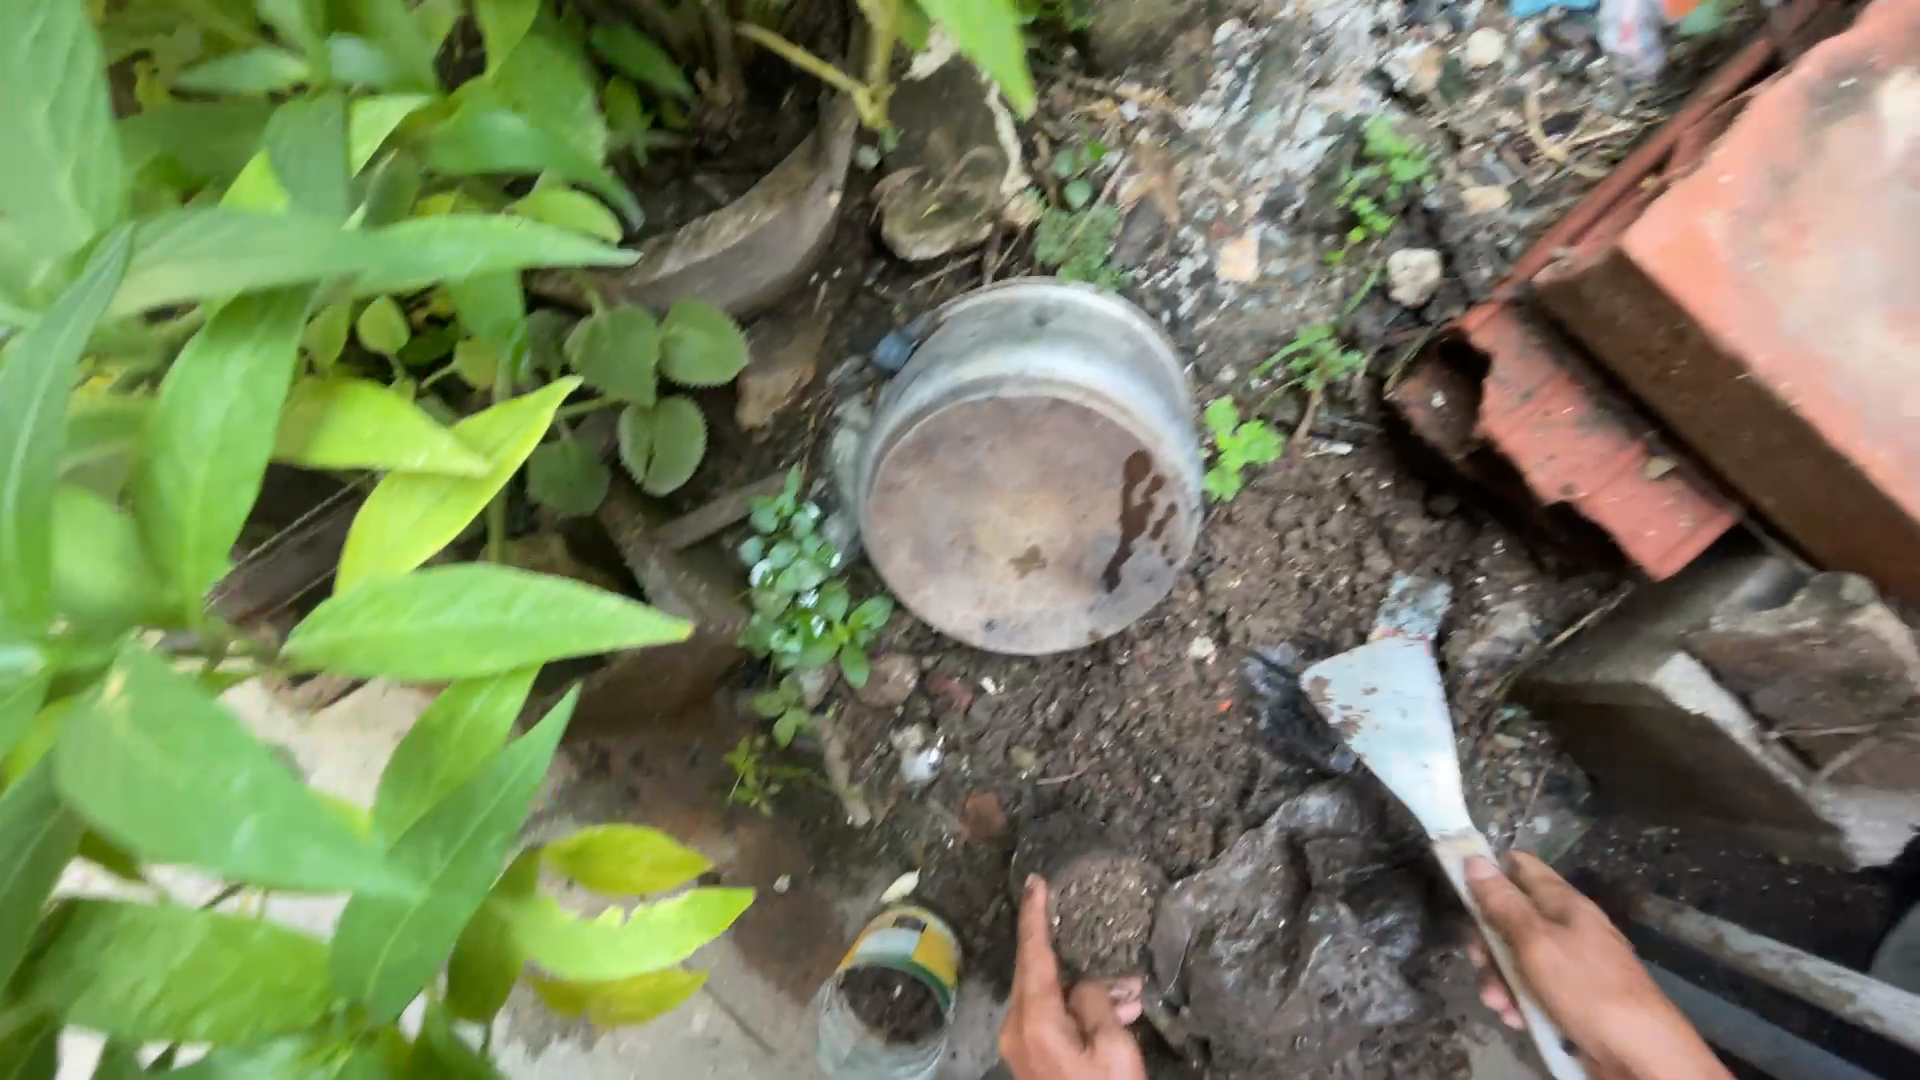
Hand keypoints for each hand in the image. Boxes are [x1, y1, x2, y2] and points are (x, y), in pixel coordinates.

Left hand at [998, 876, 1147, 1079]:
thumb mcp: (1114, 1051)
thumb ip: (1094, 1002)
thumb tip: (1083, 985)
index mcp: (1034, 1021)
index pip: (1032, 953)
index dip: (1034, 914)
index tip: (1034, 881)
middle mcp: (1017, 1027)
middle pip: (1039, 971)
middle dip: (1072, 953)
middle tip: (1098, 935)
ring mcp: (1021, 1045)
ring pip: (1051, 994)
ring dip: (1085, 987)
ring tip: (1130, 991)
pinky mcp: (1032, 1058)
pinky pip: (1053, 1016)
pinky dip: (1080, 1008)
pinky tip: (1117, 1011)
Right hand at [1465, 854, 1731, 1079]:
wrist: (1648, 1065)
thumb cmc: (1588, 991)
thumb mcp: (1535, 941)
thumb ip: (1502, 901)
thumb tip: (1474, 858)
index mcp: (1564, 905)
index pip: (1520, 866)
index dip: (1488, 870)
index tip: (1460, 887)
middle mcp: (1568, 928)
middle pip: (1510, 915)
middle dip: (1486, 938)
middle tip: (1478, 958)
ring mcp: (1572, 965)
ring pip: (1516, 955)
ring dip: (1498, 976)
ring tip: (1497, 1001)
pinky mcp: (1573, 999)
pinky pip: (1533, 987)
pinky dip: (1518, 1000)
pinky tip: (1515, 1017)